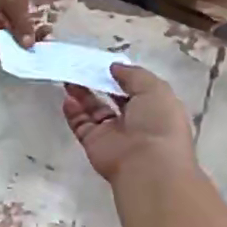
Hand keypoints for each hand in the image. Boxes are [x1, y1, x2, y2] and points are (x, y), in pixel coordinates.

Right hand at [0, 0, 44, 60]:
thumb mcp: (16, 4)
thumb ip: (21, 26)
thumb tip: (27, 46)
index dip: (6, 58)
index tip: (24, 60)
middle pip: (3, 47)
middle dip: (20, 50)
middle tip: (39, 52)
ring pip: (12, 39)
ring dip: (27, 41)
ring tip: (45, 41)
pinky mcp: (8, 18)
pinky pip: (17, 30)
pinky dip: (28, 32)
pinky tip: (43, 31)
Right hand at [62, 67, 195, 182]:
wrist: (146, 163)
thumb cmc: (158, 122)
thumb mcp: (154, 89)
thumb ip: (133, 75)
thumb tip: (114, 67)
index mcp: (154, 107)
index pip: (136, 88)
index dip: (121, 76)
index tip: (106, 63)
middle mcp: (133, 120)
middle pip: (111, 98)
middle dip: (98, 83)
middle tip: (82, 67)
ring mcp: (112, 132)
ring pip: (93, 109)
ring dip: (82, 93)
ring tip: (69, 77)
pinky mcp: (93, 142)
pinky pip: (80, 123)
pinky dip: (73, 111)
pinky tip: (67, 98)